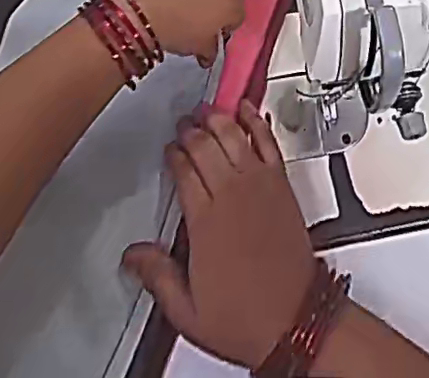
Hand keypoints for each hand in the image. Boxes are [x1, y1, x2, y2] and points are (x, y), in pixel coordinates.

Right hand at [123, 102, 316, 366]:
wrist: (294, 319)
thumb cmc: (246, 316)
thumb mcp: (187, 310)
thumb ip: (157, 276)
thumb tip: (133, 255)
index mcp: (204, 221)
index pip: (183, 170)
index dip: (174, 154)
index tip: (169, 150)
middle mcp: (230, 194)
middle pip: (204, 146)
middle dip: (190, 131)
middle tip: (183, 125)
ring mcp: (258, 184)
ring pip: (232, 135)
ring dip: (217, 118)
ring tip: (207, 111)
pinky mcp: (280, 182)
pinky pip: (266, 140)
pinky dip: (255, 120)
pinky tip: (247, 109)